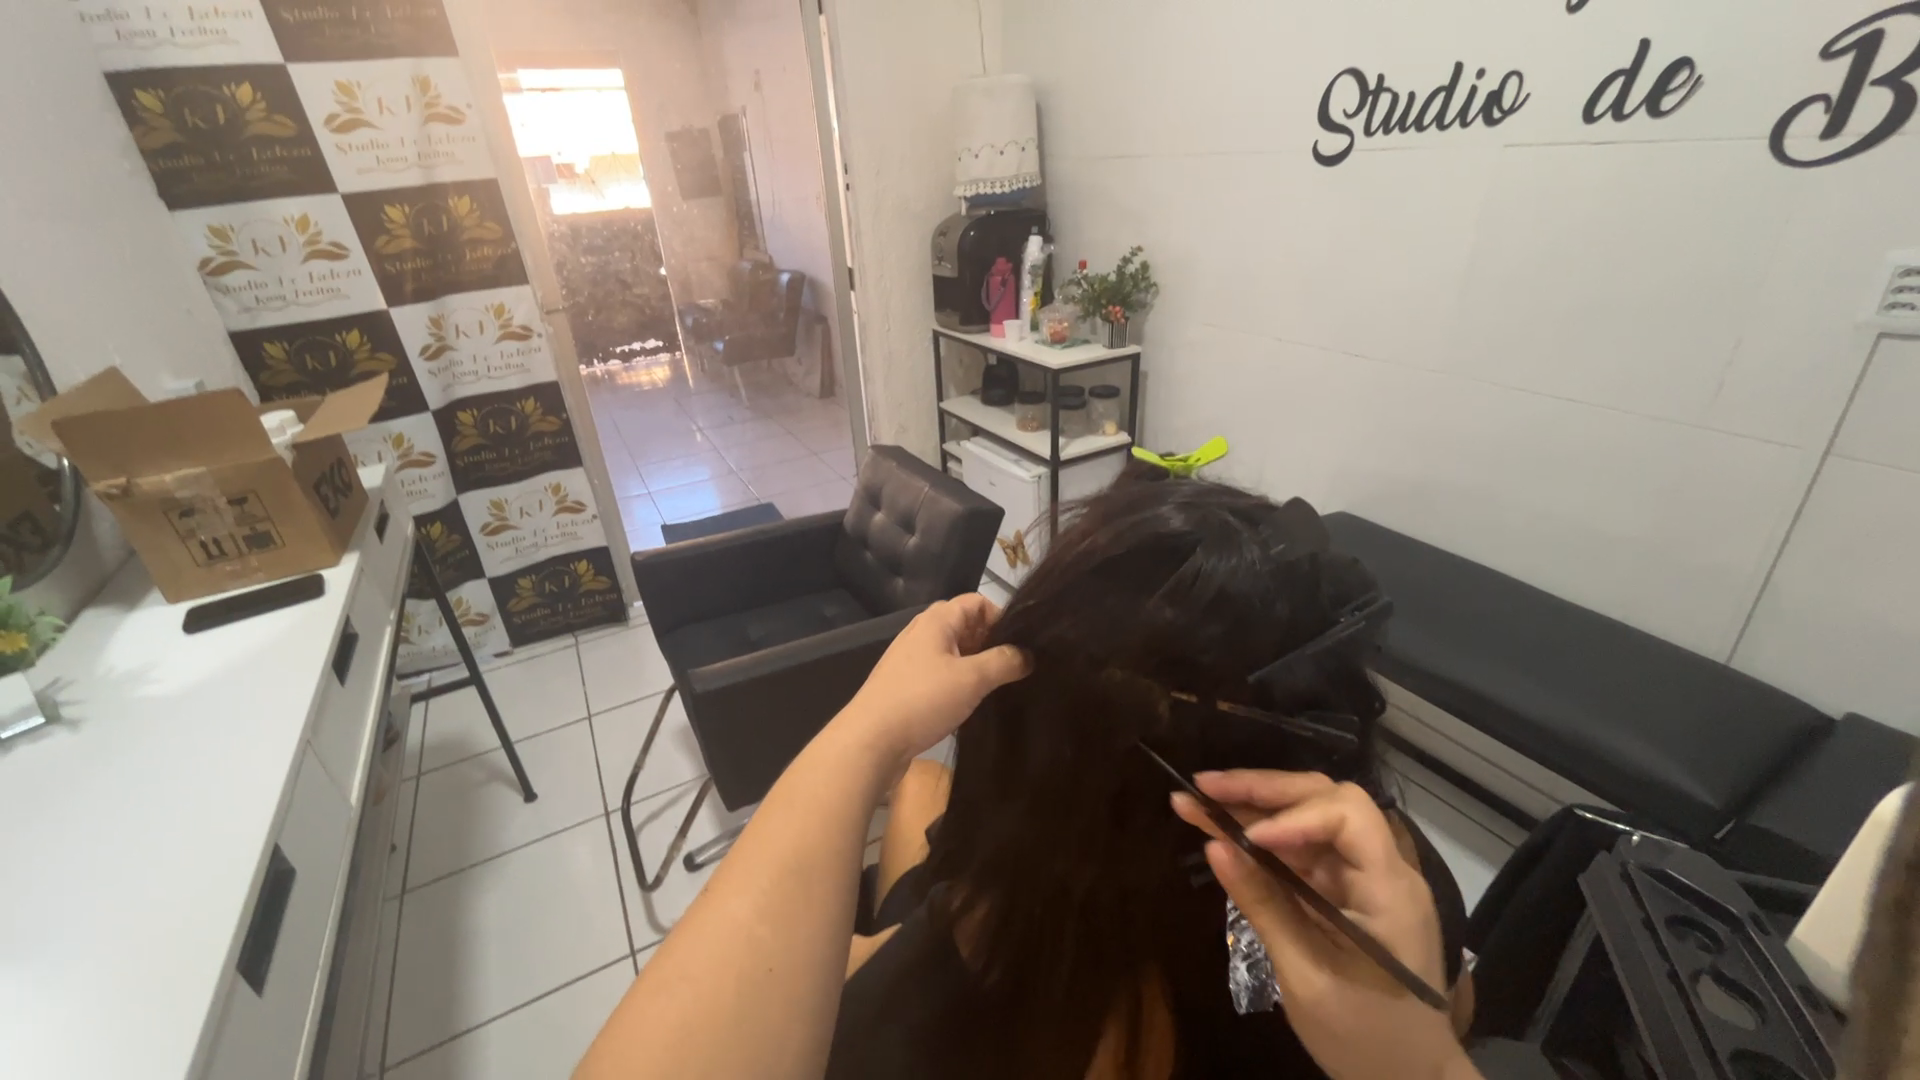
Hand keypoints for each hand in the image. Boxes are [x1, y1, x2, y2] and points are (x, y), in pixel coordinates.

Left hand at [834, 595, 1029, 766]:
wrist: (871, 740)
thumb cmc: (922, 700)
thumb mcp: (972, 678)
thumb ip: (1004, 661)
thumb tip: (1027, 655)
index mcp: (936, 621)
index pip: (977, 602)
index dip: (1001, 617)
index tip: (1020, 646)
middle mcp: (921, 633)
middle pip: (964, 625)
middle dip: (990, 642)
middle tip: (1011, 668)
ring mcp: (910, 659)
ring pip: (952, 651)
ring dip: (974, 664)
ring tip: (995, 687)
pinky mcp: (905, 684)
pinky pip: (939, 672)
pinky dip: (957, 681)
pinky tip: (968, 703)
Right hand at [1172, 772, 1475, 1079]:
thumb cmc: (1364, 1036)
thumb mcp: (1306, 976)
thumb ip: (1262, 905)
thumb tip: (1213, 846)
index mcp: (1389, 889)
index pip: (1348, 815)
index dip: (1295, 814)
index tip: (1249, 837)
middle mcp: (1381, 868)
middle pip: (1324, 798)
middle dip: (1262, 789)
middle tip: (1203, 786)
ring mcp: (1362, 876)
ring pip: (1306, 815)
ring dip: (1252, 805)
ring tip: (1197, 799)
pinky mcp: (1344, 888)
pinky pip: (1300, 847)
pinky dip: (1259, 835)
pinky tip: (1221, 828)